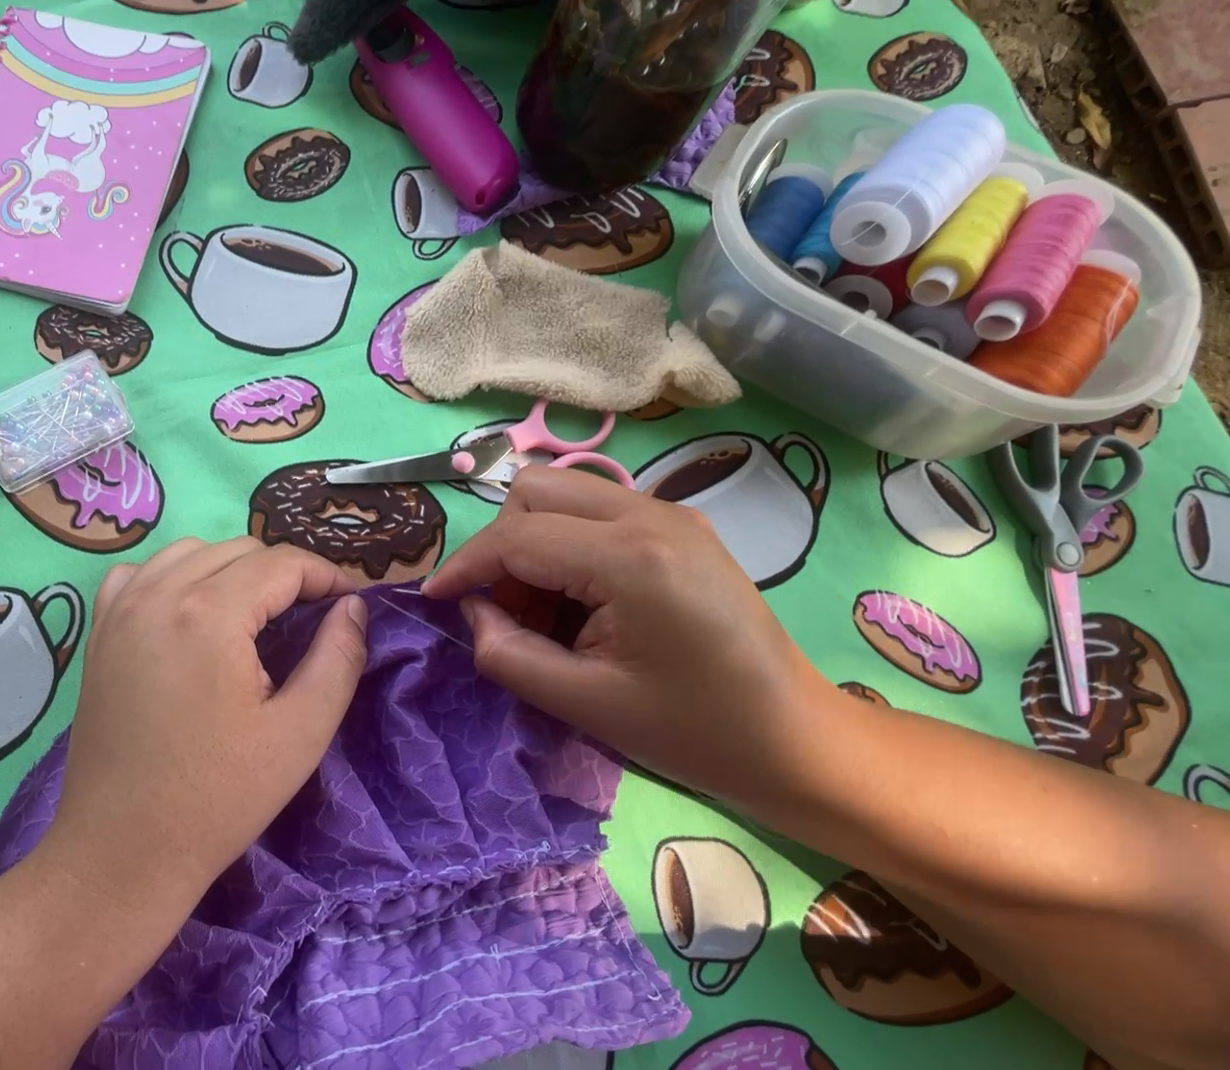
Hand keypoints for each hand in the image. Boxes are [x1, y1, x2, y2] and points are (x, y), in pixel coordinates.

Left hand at [40, 539, 369, 906]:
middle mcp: (159, 595)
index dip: (326, 574)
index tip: (348, 602)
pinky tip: (190, 614)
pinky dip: (175, 577)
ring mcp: (120, 611)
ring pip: (190, 552)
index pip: (282, 563)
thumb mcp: (301, 733)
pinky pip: (141, 575)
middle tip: (309, 616)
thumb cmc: (219, 798)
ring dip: (231, 569)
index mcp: (210, 615)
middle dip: (283, 573)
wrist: (123, 849)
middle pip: (238, 550)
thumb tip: (352, 607)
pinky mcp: (98, 634)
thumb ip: (338, 659)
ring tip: (255, 615)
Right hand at [423, 467, 823, 803]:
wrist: (795, 739)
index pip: (517, 536)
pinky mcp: (681, 526)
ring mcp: (672, 514)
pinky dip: (566, 545)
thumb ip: (507, 653)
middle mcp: (652, 514)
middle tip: (506, 611)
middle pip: (536, 490)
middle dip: (501, 547)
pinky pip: (596, 511)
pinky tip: (580, 602)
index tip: (434, 600)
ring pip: (564, 493)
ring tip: (545, 614)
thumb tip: (473, 611)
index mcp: (632, 558)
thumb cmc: (693, 732)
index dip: (465, 566)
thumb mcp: (583, 703)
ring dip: (533, 543)